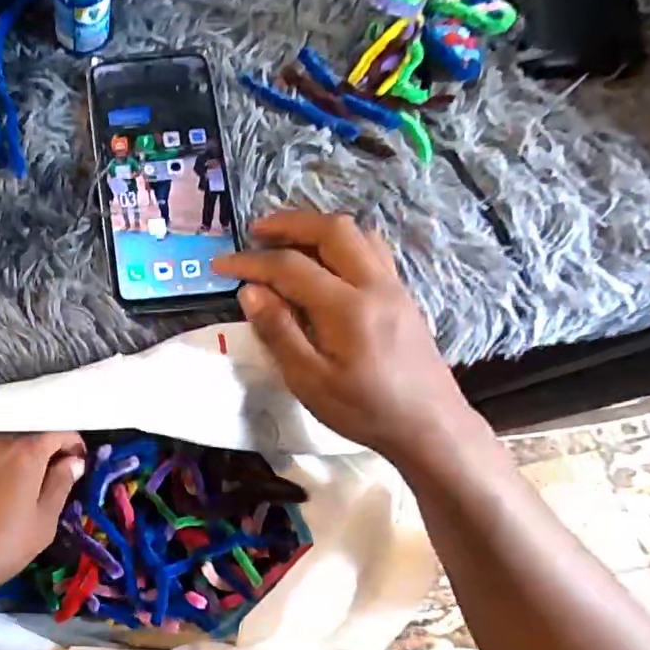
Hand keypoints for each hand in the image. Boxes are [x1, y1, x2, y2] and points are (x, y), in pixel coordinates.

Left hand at [0, 433, 86, 631]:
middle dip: (45, 455)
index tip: (79, 466)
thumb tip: (73, 460)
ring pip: (2, 447)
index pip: (58, 432)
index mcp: (24, 452)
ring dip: (16, 462)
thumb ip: (60, 485)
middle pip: (29, 438)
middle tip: (50, 485)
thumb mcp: (41, 525)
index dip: (74, 446)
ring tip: (18, 495)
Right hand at [212, 211, 474, 459]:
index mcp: (346, 307)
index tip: (220, 265)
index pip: (290, 266)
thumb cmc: (364, 409)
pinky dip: (342, 242)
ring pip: (357, 234)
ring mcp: (393, 287)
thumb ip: (278, 331)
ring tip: (287, 240)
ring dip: (318, 228)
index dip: (250, 261)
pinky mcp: (402, 296)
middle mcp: (374, 284)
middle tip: (255, 232)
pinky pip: (372, 250)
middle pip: (331, 230)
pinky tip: (325, 261)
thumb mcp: (308, 380)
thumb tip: (250, 291)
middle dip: (289, 224)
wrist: (429, 426)